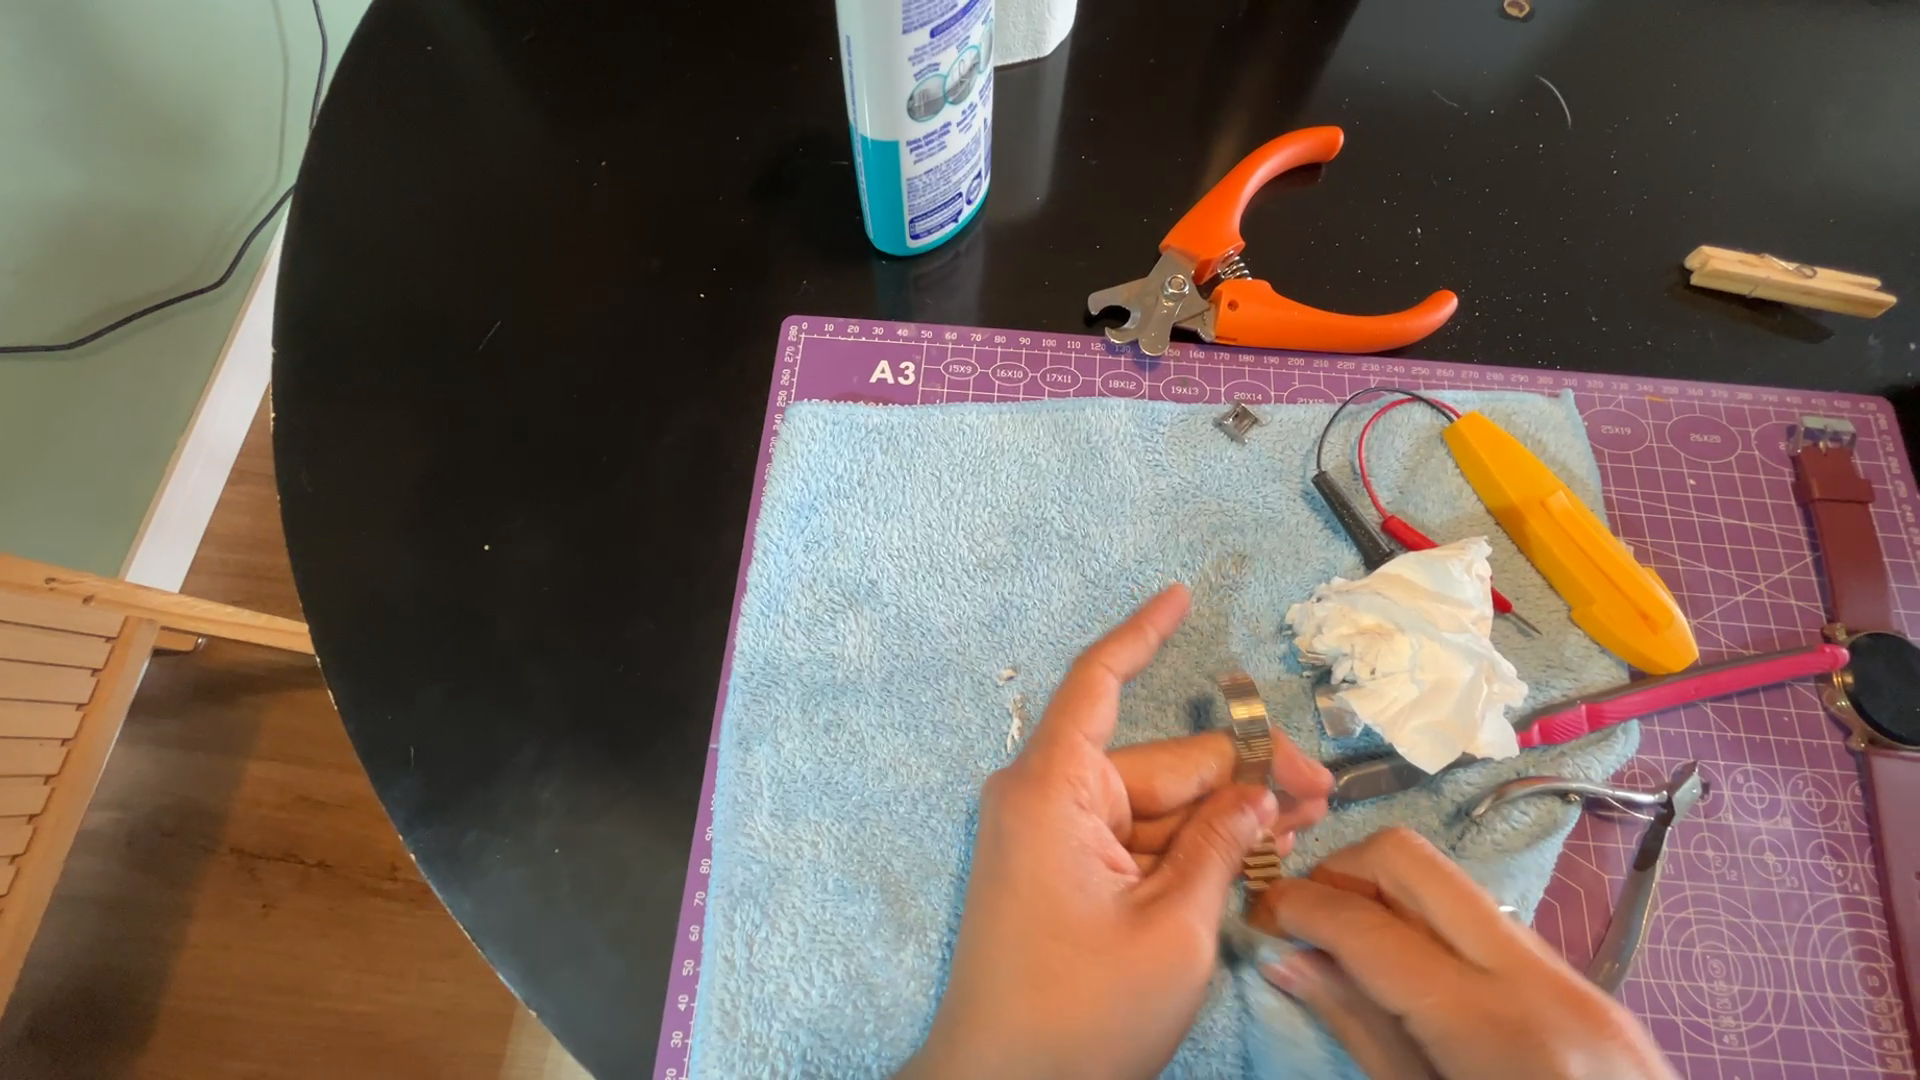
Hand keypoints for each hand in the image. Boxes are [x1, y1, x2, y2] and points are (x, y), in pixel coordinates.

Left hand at [900, 584, 1334, 1079]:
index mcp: (1052, 787)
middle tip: (1322, 794)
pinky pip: (1133, 838)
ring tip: (1305, 824)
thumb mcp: (1172, 930)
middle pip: (1156, 763)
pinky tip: (1252, 854)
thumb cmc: (1080, 1015)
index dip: (1141, 633)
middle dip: (1238, 774)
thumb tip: (1261, 791)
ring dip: (1222, 814)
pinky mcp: (1062, 867)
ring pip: (1153, 804)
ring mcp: (1052, 832)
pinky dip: (1188, 846)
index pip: (1098, 682)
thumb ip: (1219, 846)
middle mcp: (1046, 794)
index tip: (1181, 594)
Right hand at [1249, 827, 1678, 1079]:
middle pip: (1407, 858)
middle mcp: (1540, 980)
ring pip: (1445, 878)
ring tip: (1350, 942)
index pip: (1365, 925)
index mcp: (1498, 1031)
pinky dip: (1424, 920)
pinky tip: (1409, 972)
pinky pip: (1481, 918)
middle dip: (1338, 869)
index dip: (1295, 906)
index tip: (1257, 915)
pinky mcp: (1587, 986)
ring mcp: (1573, 977)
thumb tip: (1285, 960)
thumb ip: (1360, 1033)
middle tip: (1306, 916)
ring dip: (1379, 889)